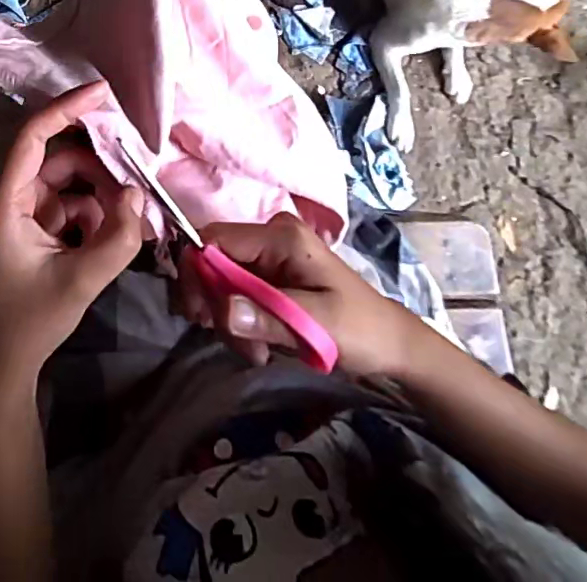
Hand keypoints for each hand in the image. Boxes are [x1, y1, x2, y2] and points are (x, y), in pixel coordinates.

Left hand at [0, 82, 145, 382]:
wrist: (1, 368)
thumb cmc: (28, 323)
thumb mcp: (80, 281)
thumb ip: (117, 238)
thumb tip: (137, 195)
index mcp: (3, 203)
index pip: (31, 136)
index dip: (65, 108)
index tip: (103, 92)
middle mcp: (8, 199)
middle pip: (57, 157)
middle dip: (98, 163)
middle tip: (136, 174)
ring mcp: (20, 213)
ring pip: (67, 179)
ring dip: (99, 189)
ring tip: (128, 214)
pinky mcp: (33, 228)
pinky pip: (69, 202)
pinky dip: (94, 209)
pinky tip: (114, 232)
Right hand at [174, 214, 430, 376]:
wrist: (389, 341)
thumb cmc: (359, 329)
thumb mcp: (317, 325)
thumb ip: (269, 317)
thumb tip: (223, 309)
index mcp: (282, 237)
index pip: (214, 238)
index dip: (198, 273)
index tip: (203, 316)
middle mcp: (271, 236)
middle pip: (212, 259)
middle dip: (216, 305)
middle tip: (240, 344)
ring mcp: (269, 253)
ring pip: (219, 279)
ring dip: (228, 319)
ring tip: (256, 351)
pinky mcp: (269, 272)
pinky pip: (234, 290)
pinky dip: (238, 319)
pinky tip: (258, 344)